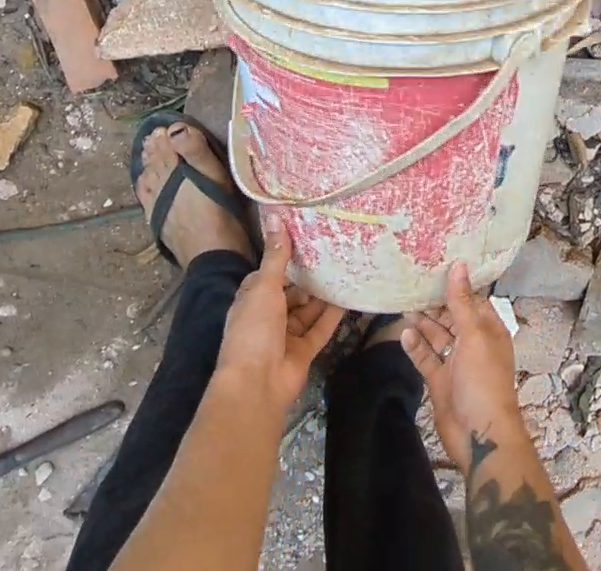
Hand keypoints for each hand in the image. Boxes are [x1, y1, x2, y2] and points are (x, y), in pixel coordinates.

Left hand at [216, 215, 345, 412]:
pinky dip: (333, 315)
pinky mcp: (304, 350)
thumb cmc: (253, 330)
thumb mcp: (264, 287)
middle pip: (290, 293)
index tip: (306, 239)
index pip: (267, 275)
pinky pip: (320, 329)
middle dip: (308, 277)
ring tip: (345, 270)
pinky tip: (350, 298)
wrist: (257, 384)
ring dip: (322, 295)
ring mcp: (286, 335)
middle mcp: (267, 317)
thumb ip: (275, 256)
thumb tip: (276, 216)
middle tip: (333, 252)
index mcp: (251, 301)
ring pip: (307, 310)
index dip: (283, 259)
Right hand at [400, 261, 527, 471]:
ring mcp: (457, 363)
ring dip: (423, 323)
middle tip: (410, 284)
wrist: (480, 434)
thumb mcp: (474, 334)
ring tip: (402, 304)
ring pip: (437, 337)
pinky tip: (403, 334)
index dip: (456, 285)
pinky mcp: (441, 381)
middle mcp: (473, 343)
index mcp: (489, 330)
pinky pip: (427, 358)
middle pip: (452, 317)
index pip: (472, 300)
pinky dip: (416, 347)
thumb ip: (462, 301)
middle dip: (434, 303)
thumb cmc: (483, 379)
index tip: (435, 266)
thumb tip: (459, 264)